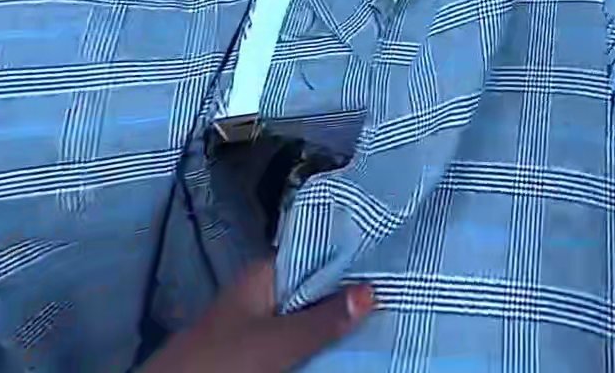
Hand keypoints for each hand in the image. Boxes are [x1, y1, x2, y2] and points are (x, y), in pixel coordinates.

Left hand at [137, 260, 374, 372]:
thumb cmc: (218, 364)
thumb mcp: (272, 345)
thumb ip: (321, 320)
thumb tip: (372, 288)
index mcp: (265, 276)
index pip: (316, 254)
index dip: (350, 257)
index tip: (389, 259)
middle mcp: (264, 297)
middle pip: (314, 291)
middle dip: (348, 297)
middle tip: (396, 296)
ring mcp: (258, 332)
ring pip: (307, 324)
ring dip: (335, 329)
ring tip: (385, 324)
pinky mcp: (257, 361)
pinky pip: (295, 351)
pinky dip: (317, 352)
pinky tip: (347, 355)